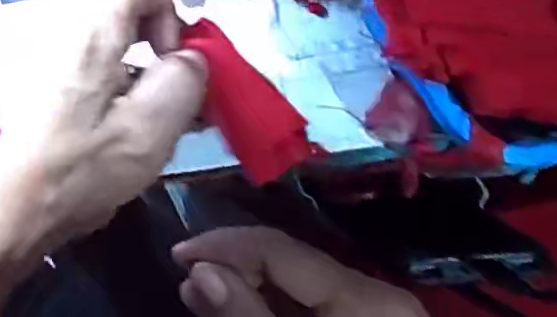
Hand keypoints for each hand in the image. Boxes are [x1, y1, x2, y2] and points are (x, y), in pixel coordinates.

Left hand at [0, 0, 209, 257]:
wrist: (22, 196)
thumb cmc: (83, 165)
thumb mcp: (148, 131)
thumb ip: (181, 83)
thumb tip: (192, 55)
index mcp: (93, 30)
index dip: (168, 6)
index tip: (174, 56)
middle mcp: (75, 26)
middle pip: (132, 3)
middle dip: (166, 40)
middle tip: (181, 92)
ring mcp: (65, 47)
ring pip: (123, 32)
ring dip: (153, 64)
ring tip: (169, 115)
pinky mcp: (63, 70)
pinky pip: (108, 54)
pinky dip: (133, 76)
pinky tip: (143, 121)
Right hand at [174, 227, 427, 316]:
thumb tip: (198, 270)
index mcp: (367, 297)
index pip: (274, 246)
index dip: (219, 246)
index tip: (176, 259)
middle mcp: (380, 297)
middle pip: (286, 262)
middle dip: (233, 270)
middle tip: (188, 286)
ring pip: (299, 285)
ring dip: (252, 290)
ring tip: (210, 302)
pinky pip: (319, 308)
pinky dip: (278, 309)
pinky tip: (250, 313)